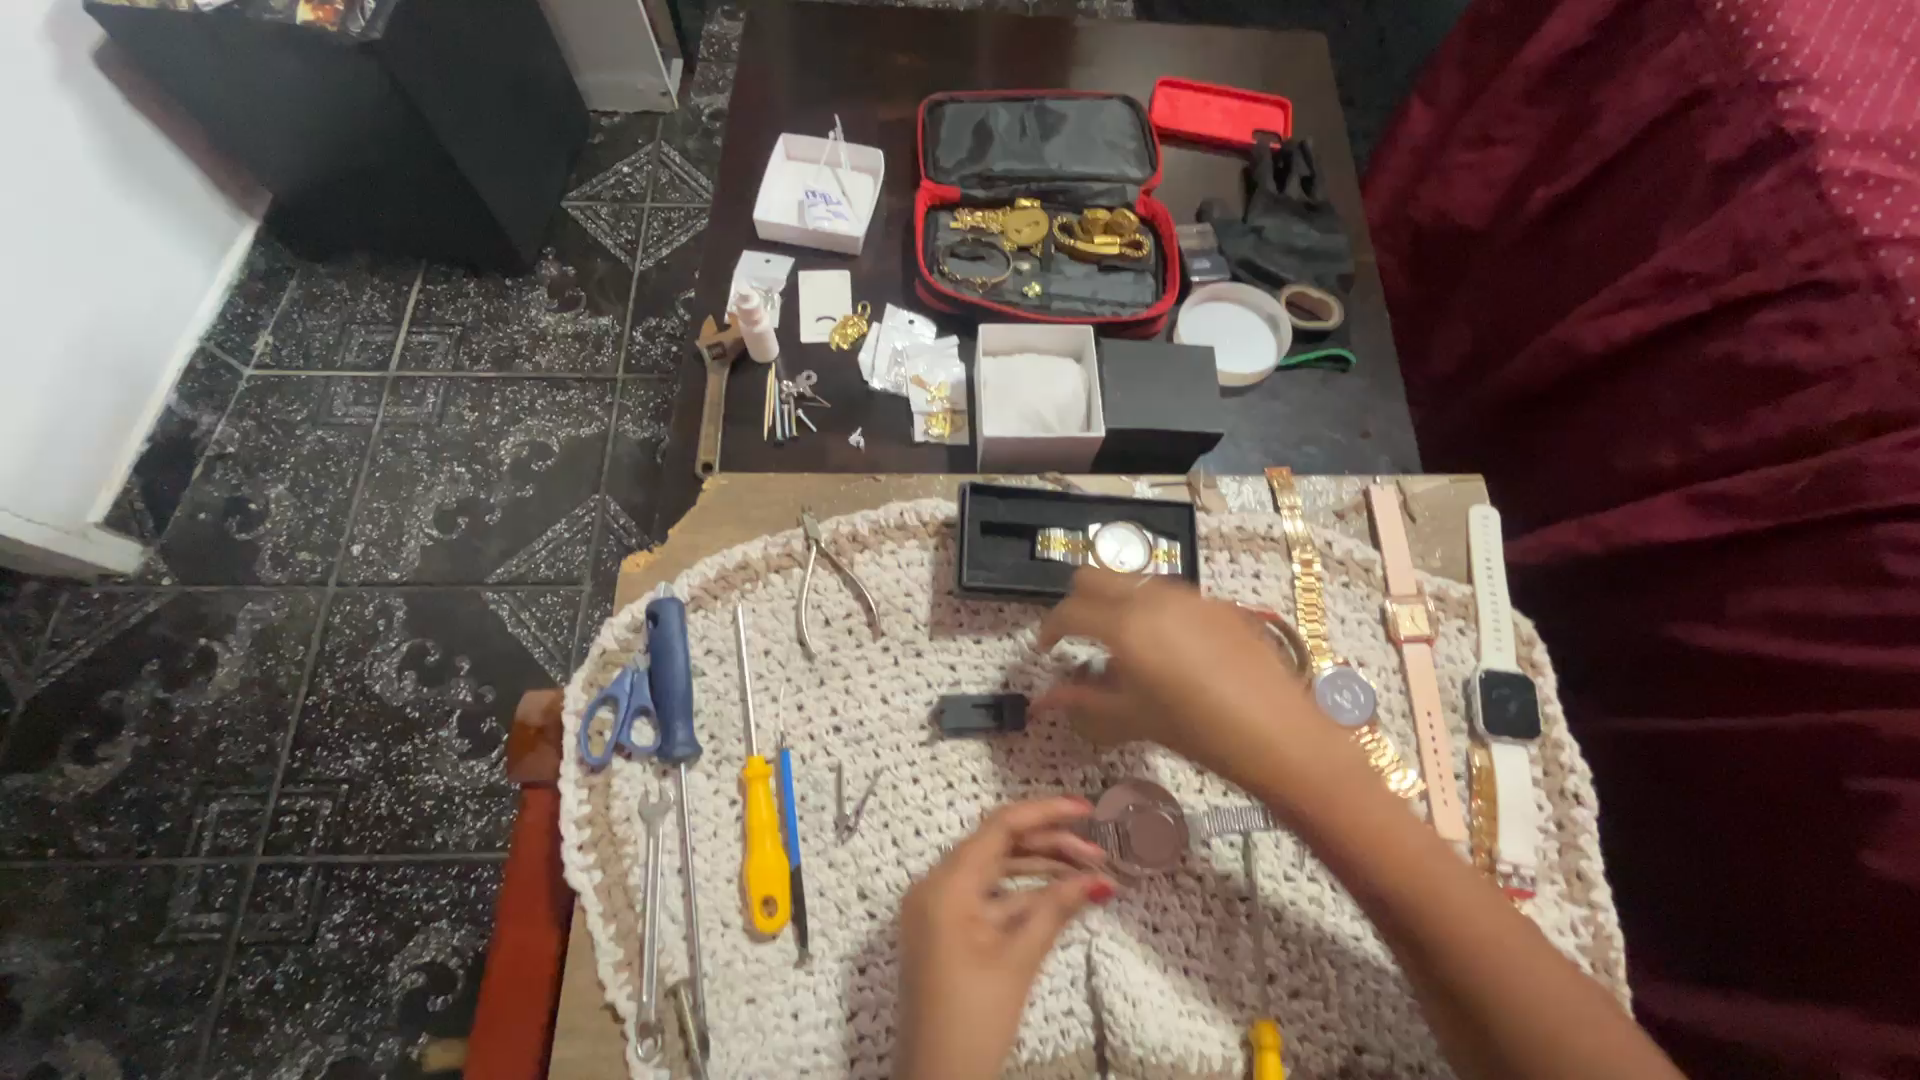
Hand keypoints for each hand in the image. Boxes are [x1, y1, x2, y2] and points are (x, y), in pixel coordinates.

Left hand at [895, 798, 1114, 1079]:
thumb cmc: (974, 1022)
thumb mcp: (1019, 960)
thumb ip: (1057, 908)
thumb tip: (1100, 879)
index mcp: (945, 885)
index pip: (999, 827)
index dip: (1045, 812)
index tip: (1086, 809)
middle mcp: (935, 886)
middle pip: (997, 846)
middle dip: (1050, 845)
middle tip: (1098, 852)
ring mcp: (937, 908)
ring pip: (994, 871)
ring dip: (1040, 869)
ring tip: (1090, 872)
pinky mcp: (945, 929)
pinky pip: (986, 897)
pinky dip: (1022, 896)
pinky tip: (1062, 896)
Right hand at [1033, 570, 1363, 809]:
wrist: (1280, 735)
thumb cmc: (1197, 732)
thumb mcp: (1132, 718)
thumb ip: (1083, 700)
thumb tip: (1045, 699)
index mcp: (1125, 624)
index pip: (1069, 612)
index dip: (1049, 629)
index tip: (1045, 648)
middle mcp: (1152, 597)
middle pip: (1095, 577)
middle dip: (1077, 603)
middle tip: (1076, 637)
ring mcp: (1189, 596)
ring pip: (1134, 581)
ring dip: (1115, 603)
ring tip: (1121, 645)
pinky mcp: (1217, 605)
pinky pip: (1169, 596)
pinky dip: (1151, 610)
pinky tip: (1165, 650)